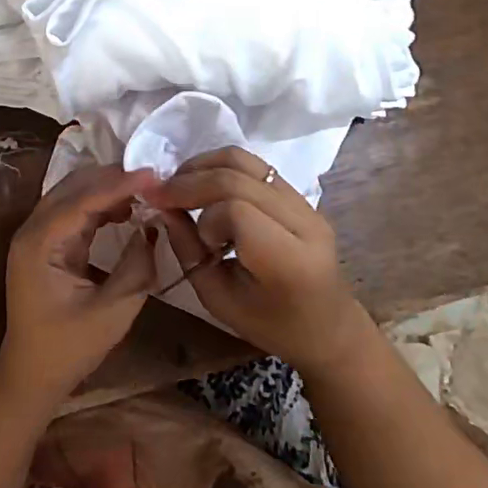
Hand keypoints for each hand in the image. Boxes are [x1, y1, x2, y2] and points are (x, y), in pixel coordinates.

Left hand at [0, 165, 160, 400]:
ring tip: (146, 191)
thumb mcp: (113, 312)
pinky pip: (74, 210)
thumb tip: (153, 229)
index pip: (83, 199)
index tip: (155, 175)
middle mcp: (32, 230)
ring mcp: (36, 235)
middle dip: (113, 178)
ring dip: (107, 188)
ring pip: (73, 193)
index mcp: (39, 244)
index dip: (120, 184)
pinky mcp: (46, 243)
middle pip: (73, 186)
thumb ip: (136, 267)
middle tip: (155, 178)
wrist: (31, 375)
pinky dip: (100, 204)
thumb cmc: (69, 348)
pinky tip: (126, 210)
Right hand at [150, 147, 374, 375]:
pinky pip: (255, 166)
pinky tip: (202, 184)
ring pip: (246, 161)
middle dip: (191, 181)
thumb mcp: (219, 300)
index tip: (187, 231)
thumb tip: (164, 209)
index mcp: (288, 260)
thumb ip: (190, 252)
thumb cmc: (271, 325)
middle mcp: (303, 223)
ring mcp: (306, 204)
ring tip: (178, 184)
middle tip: (160, 194)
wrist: (328, 326)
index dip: (204, 216)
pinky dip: (220, 168)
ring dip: (203, 165)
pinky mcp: (300, 195)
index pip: (237, 210)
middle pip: (238, 177)